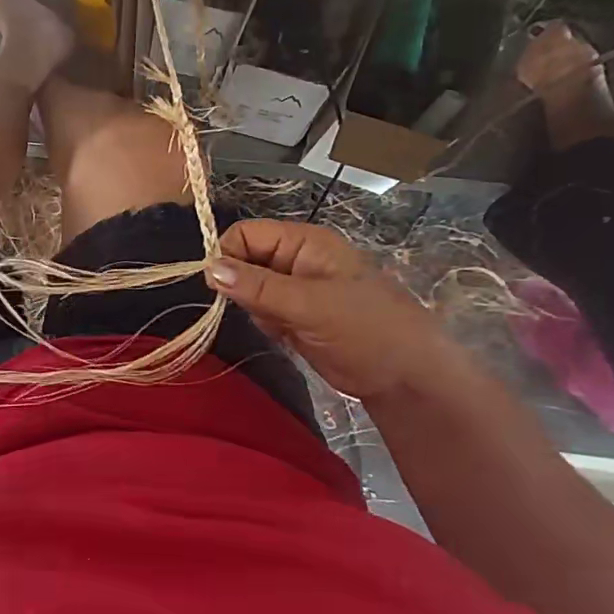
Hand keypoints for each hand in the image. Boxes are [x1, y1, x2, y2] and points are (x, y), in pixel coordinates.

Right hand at [209, 220, 468, 401]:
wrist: (404, 379)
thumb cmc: (366, 329)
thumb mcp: (309, 305)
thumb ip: (257, 286)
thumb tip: (209, 269)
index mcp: (303, 242)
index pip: (246, 234)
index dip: (228, 255)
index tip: (221, 286)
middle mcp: (295, 259)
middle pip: (244, 260)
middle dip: (244, 287)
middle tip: (263, 311)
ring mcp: (294, 288)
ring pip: (249, 289)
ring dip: (256, 309)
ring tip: (282, 325)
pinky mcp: (293, 314)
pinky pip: (261, 311)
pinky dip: (265, 324)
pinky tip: (286, 336)